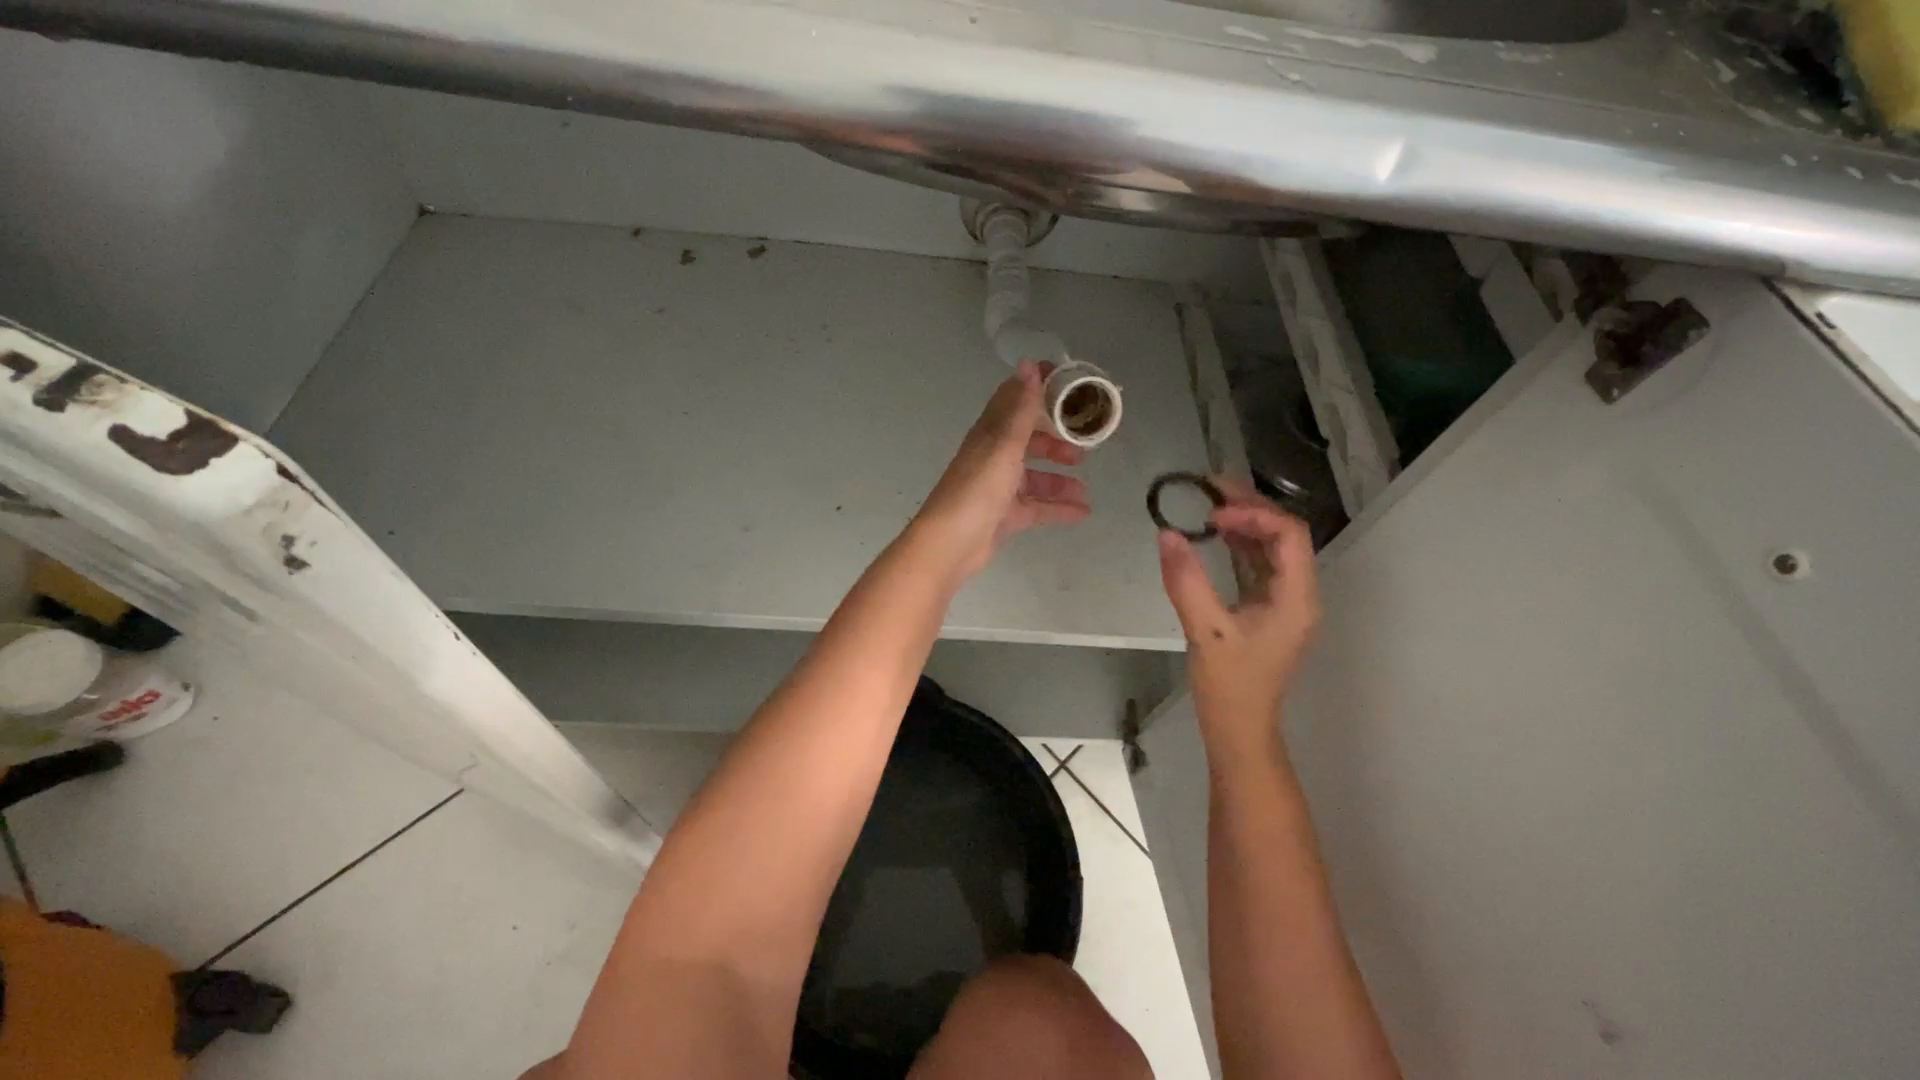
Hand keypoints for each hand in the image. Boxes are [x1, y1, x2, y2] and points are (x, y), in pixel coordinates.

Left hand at [912, 362, 1090, 579]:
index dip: (1039, 390)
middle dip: (1055, 441)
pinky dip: (1058, 508)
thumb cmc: (978, 489)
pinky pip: (1036, 507)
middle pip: (1028, 442)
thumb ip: (1020, 408)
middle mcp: (992, 457)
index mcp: (989, 435)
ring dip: (1060, 480)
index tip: (1070, 384)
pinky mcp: (1004, 517)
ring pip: (1035, 478)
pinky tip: (1082, 513)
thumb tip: (1029, 364)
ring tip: (1085, 488)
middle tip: (1083, 446)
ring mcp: (998, 489)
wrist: (951, 544)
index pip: (1015, 401)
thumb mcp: (1004, 445)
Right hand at [1157, 483, 1320, 748]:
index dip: (1254, 515)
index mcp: (1297, 598)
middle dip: (1250, 509)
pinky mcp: (1267, 609)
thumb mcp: (1205, 633)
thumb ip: (1186, 581)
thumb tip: (1166, 534)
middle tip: (1208, 489)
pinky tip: (1212, 535)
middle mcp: (1299, 594)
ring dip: (1244, 523)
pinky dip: (1238, 545)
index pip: (1289, 535)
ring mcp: (1284, 601)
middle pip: (1284, 535)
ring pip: (1272, 547)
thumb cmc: (1229, 687)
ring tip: (1208, 503)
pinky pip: (1258, 564)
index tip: (1213, 516)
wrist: (1239, 730)